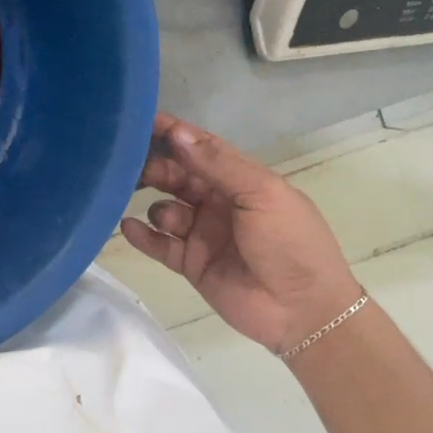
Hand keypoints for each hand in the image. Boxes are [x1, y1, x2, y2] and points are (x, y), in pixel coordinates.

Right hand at [120, 114, 360, 353]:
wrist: (305, 313)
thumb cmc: (291, 244)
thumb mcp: (261, 194)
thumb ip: (216, 164)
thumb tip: (176, 132)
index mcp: (241, 180)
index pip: (201, 148)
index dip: (173, 133)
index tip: (138, 119)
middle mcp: (218, 202)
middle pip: (177, 176)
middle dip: (155, 167)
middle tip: (129, 165)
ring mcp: (203, 234)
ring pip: (164, 209)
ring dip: (152, 203)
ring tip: (148, 208)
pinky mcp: (190, 263)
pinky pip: (159, 244)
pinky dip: (141, 235)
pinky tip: (127, 226)